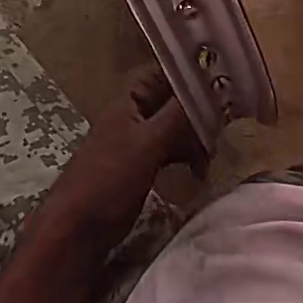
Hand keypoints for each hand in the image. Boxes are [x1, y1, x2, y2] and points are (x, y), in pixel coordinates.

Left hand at [30, 67, 201, 251]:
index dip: (187, 70)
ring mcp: (136, 142)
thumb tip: (206, 87)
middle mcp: (133, 116)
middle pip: (170, 100)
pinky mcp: (141, 167)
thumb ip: (176, 116)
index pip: (161, 72)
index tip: (219, 75)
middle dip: (197, 107)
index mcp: (128, 101)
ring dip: (194, 135)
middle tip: (226, 119)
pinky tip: (200, 171)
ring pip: (173, 127)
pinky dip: (186, 156)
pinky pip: (170, 151)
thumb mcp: (147, 144)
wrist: (76, 232)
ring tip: (214, 151)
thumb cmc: (108, 180)